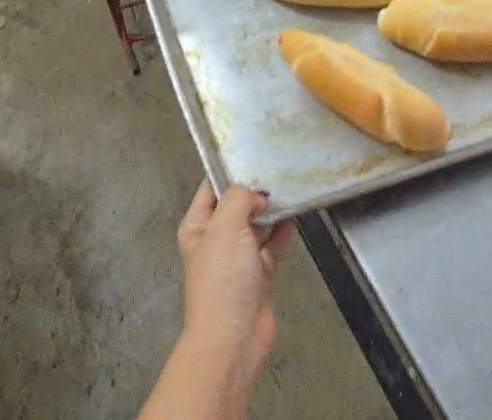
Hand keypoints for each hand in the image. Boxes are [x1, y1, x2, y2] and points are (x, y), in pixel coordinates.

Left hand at [175, 182, 296, 389]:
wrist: (234, 338)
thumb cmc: (222, 279)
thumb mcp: (225, 227)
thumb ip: (239, 199)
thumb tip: (256, 194)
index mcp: (197, 226)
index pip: (211, 189)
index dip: (229, 172)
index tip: (251, 153)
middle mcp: (215, 239)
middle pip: (235, 206)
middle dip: (253, 191)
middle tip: (276, 168)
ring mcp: (237, 259)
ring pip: (255, 226)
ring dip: (270, 211)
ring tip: (289, 188)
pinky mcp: (258, 275)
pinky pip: (271, 247)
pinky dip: (281, 233)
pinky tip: (294, 217)